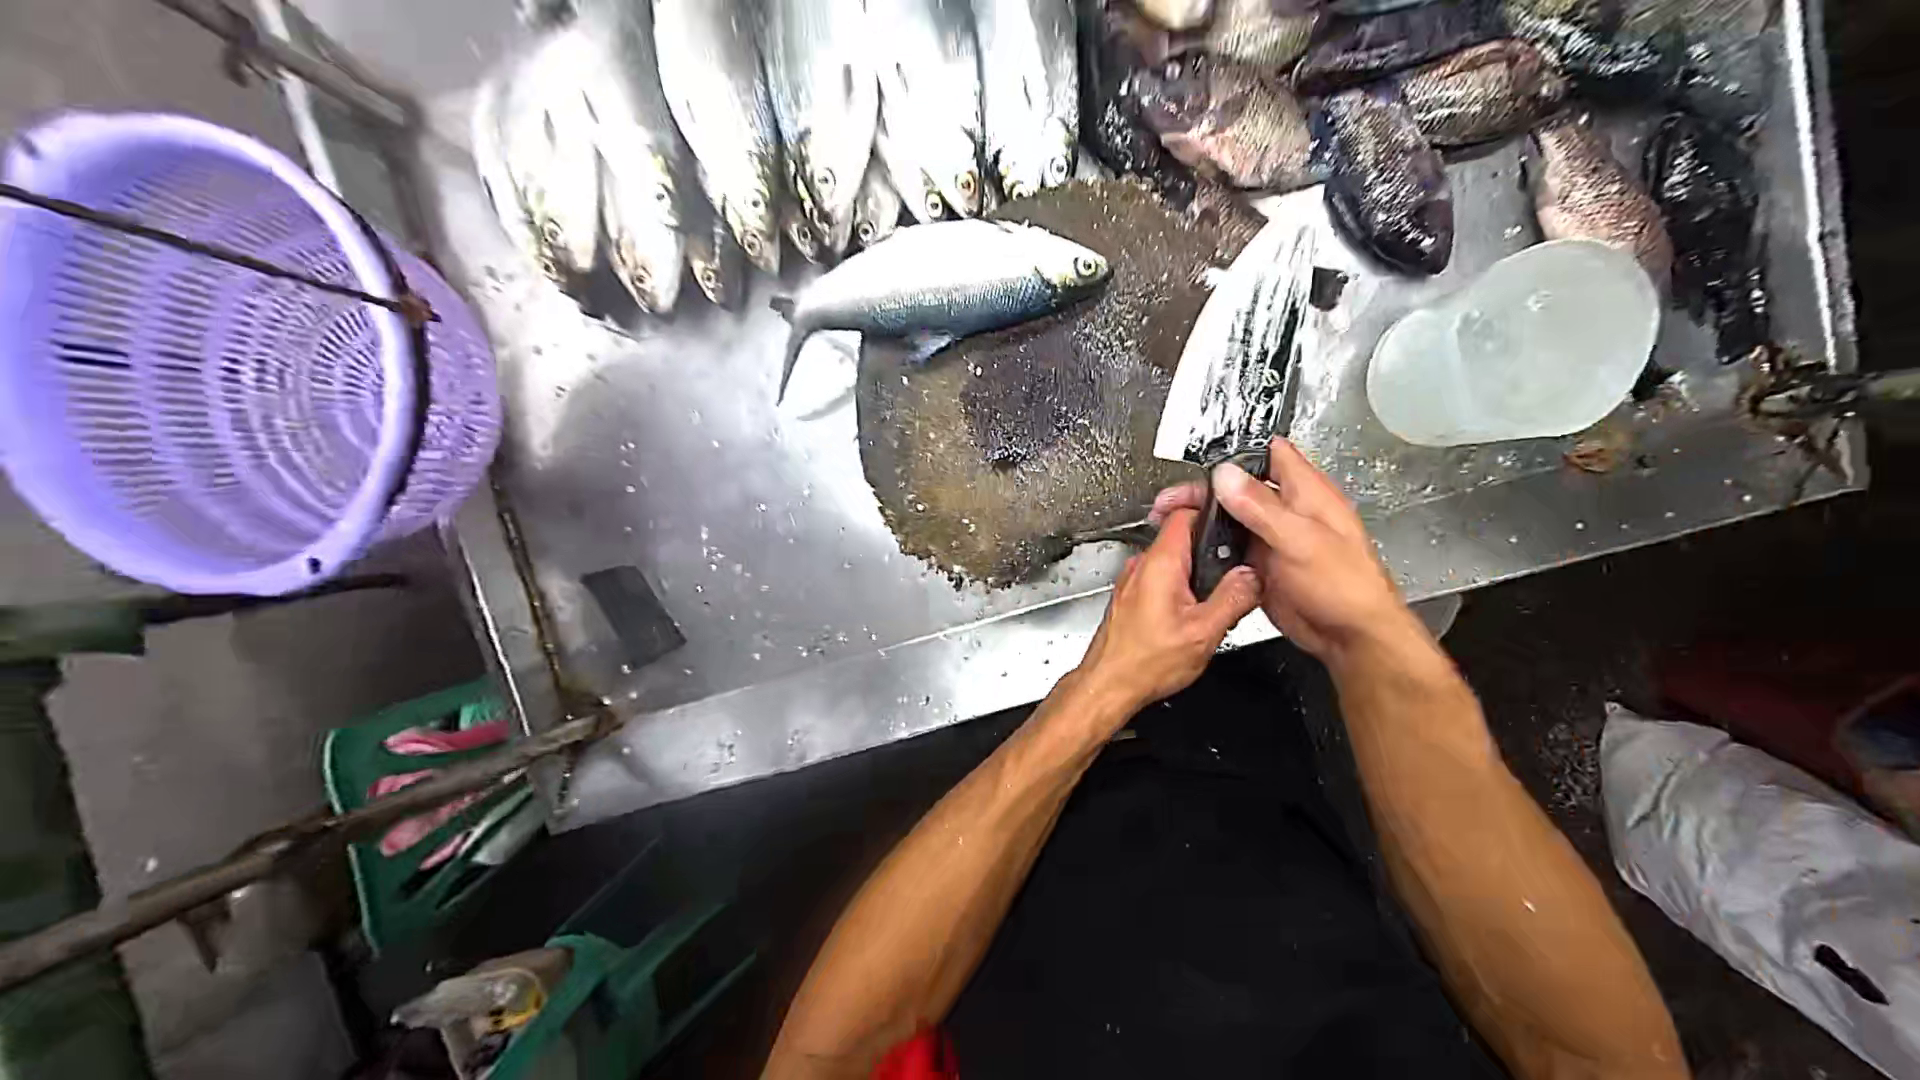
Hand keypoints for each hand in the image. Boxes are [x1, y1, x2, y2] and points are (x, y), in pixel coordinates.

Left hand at [1074, 506, 1262, 717]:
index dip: (1210, 510)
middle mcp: (1142, 567)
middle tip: (1235, 566)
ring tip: (1216, 594)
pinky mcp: (1130, 598)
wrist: (1109, 684)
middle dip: (1209, 549)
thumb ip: (1234, 598)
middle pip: (1181, 537)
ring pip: (1171, 561)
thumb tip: (1253, 576)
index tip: (1232, 518)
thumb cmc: (1145, 662)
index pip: (1184, 513)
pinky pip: (1159, 579)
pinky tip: (1191, 612)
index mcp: (1161, 564)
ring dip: (1194, 572)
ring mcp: (1133, 582)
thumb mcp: (1204, 631)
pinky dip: (1179, 587)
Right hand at [1151, 438, 1419, 666]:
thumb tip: (1226, 475)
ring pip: (1230, 517)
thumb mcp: (1300, 540)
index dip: (1237, 453)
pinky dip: (1209, 546)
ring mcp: (1272, 538)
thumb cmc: (1347, 588)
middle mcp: (1288, 512)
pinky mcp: (1261, 563)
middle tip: (1174, 500)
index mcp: (1306, 494)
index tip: (1203, 463)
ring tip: (1173, 521)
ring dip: (1203, 518)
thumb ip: (1260, 506)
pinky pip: (1229, 547)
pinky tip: (1190, 550)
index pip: (1270, 454)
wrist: (1350, 638)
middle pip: (1239, 487)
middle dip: (1205, 490)